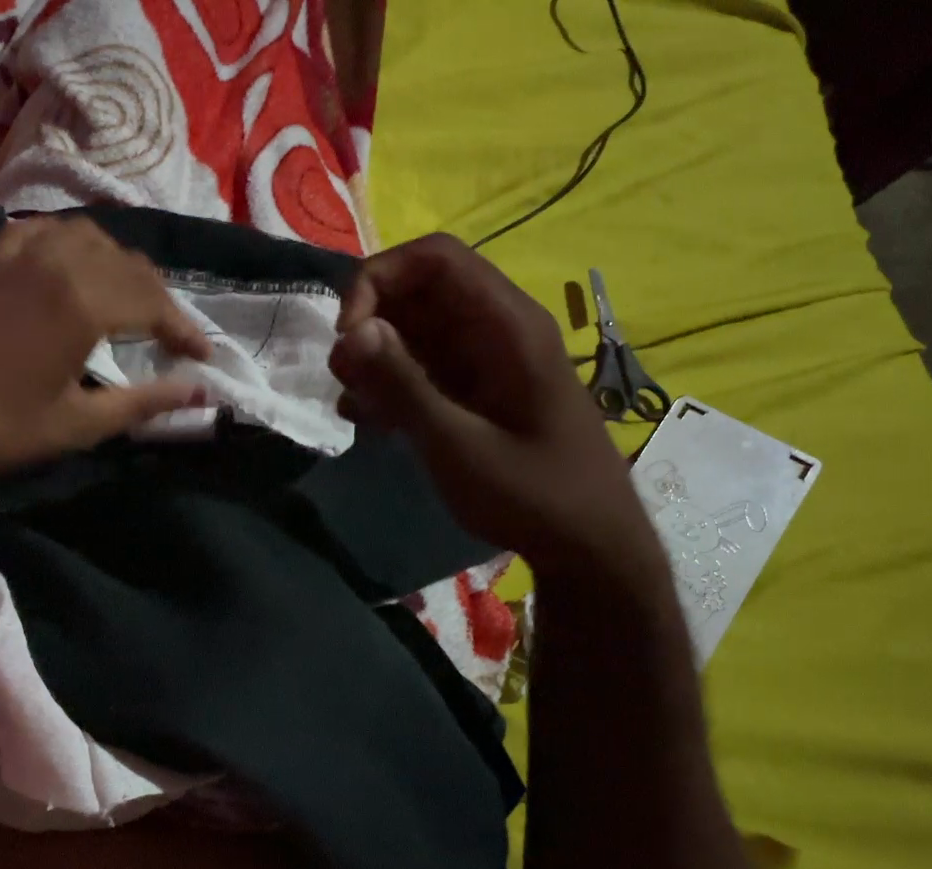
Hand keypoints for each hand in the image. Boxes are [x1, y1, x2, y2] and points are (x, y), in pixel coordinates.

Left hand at [0, 217, 211, 494]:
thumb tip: (201, 395)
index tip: (204, 358)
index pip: (154, 302)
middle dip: (158, 298)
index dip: (185, 329)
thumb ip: (144, 404)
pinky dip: (69, 243)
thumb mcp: (78, 424)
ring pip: (89, 238)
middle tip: (170, 336)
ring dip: (119, 265)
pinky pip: (42, 232)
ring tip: (129, 300)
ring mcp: (17, 255)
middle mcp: (56, 262)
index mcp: (83, 301)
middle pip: (128, 264)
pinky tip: (71, 265)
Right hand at [331, 234, 657, 573]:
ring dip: (371, 359)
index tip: (346, 335)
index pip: (433, 259)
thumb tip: (352, 331)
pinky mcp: (471, 391)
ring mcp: (482, 361)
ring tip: (358, 408)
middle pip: (415, 291)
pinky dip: (386, 385)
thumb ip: (403, 385)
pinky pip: (418, 366)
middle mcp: (493, 330)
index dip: (378, 279)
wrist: (586, 545)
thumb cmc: (531, 493)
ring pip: (410, 330)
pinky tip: (371, 423)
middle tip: (345, 379)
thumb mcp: (457, 444)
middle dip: (367, 324)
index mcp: (505, 326)